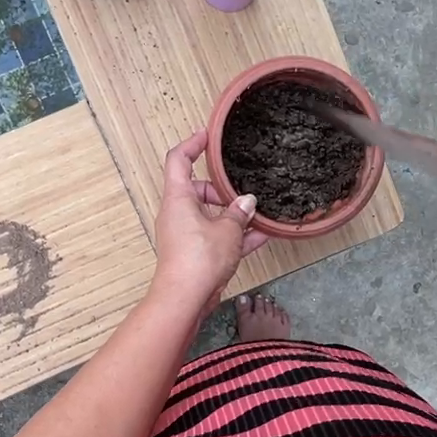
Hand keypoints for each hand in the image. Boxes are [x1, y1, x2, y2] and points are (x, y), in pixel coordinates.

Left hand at [152, 130, 268, 311]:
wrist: (185, 298)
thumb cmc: (198, 260)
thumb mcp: (228, 230)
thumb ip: (239, 212)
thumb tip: (247, 202)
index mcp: (178, 198)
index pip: (178, 160)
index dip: (192, 145)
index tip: (207, 137)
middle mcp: (177, 213)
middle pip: (198, 189)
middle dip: (223, 190)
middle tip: (243, 194)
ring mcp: (184, 234)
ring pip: (210, 215)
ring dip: (233, 216)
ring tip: (257, 216)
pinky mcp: (193, 253)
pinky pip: (215, 236)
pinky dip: (234, 236)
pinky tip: (259, 237)